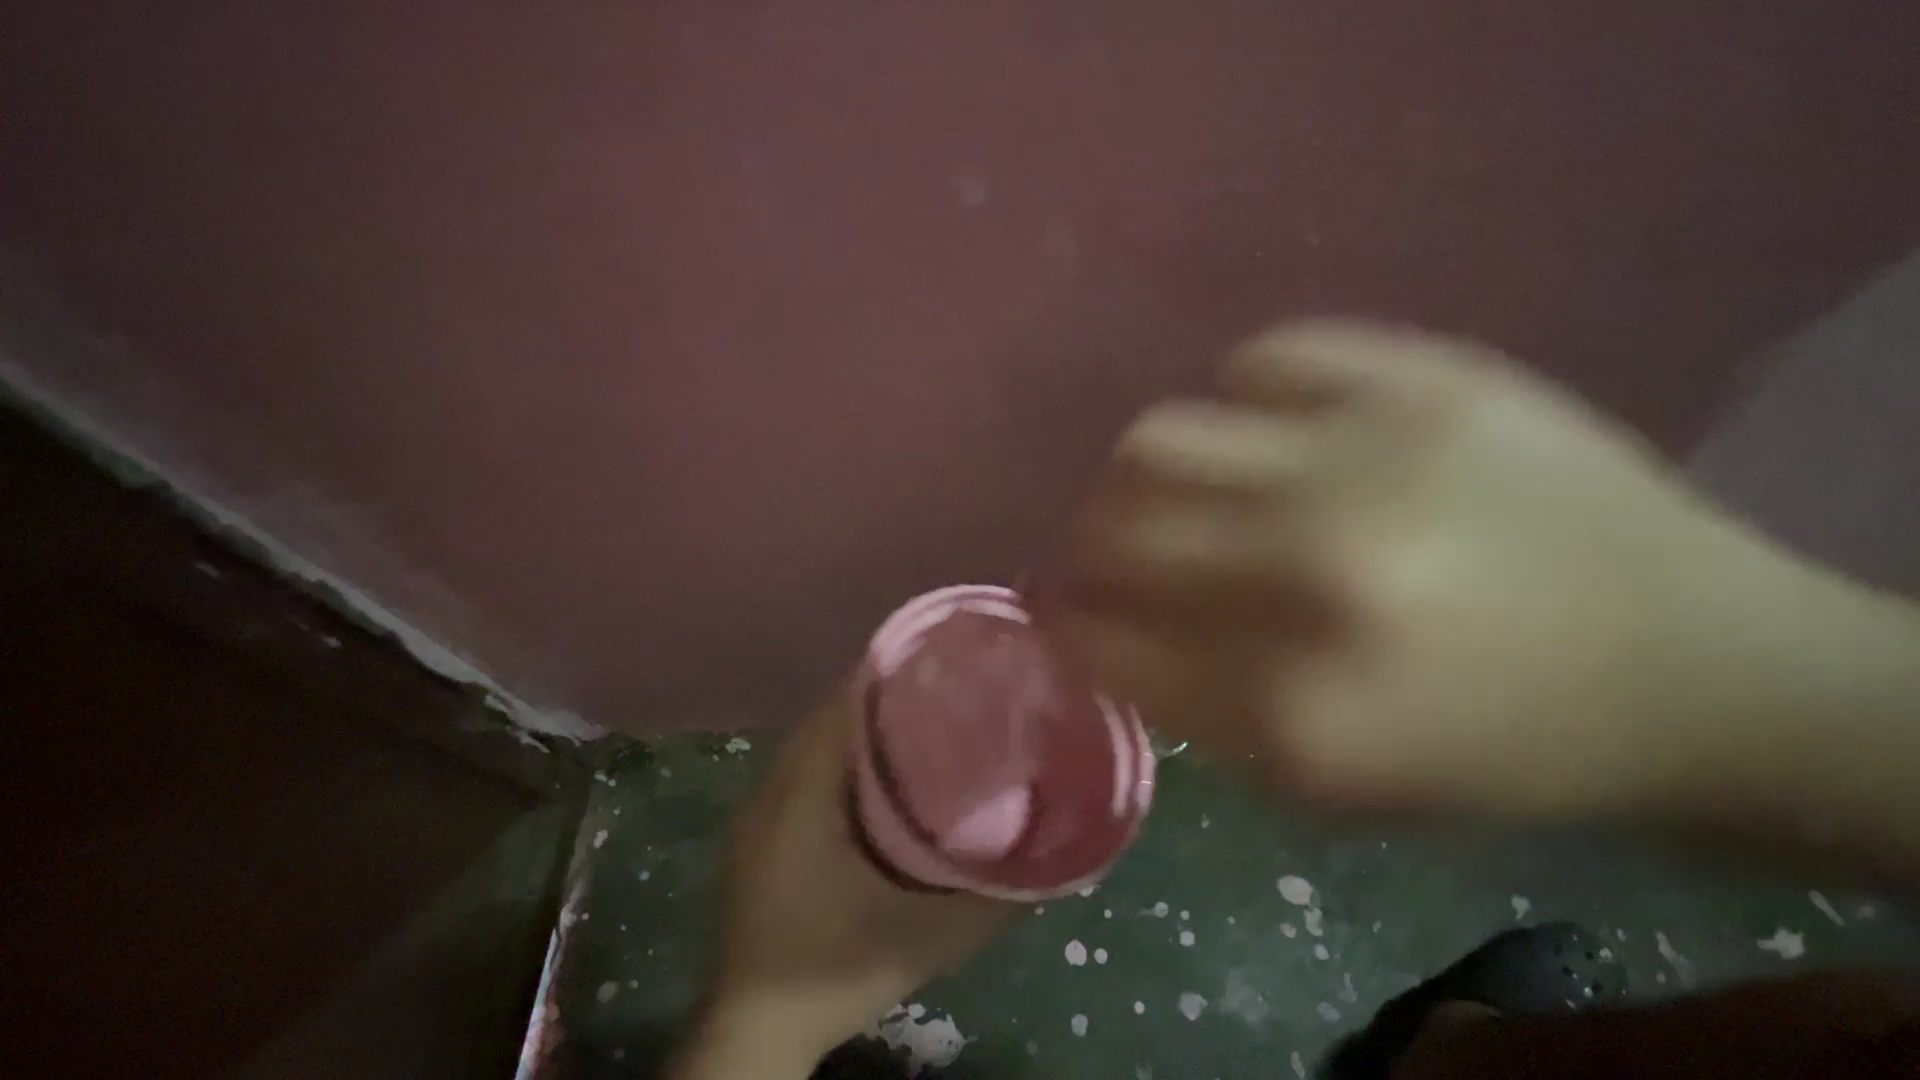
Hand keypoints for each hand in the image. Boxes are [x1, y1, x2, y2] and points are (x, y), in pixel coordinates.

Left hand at [669, 690, 1019, 1078]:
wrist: (754, 1032)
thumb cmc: (835, 971)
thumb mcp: (926, 940)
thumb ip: (992, 901)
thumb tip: (1053, 862)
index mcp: (799, 797)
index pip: (840, 708)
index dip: (889, 679)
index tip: (942, 667)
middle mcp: (769, 792)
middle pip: (828, 720)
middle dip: (883, 703)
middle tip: (946, 698)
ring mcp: (756, 815)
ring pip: (813, 748)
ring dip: (861, 734)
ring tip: (923, 729)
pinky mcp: (757, 837)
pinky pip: (802, 775)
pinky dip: (840, 764)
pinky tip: (880, 782)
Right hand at [1047, 320, 1815, 819]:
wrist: (1690, 661)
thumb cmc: (1492, 747)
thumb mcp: (1326, 786)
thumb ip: (1192, 708)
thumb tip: (1093, 623)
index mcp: (1291, 713)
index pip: (1102, 642)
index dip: (1067, 624)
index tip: (1068, 612)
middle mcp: (1311, 578)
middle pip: (1113, 530)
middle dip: (1088, 550)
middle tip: (1115, 553)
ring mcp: (1366, 459)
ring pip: (1157, 437)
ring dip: (1146, 477)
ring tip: (1188, 491)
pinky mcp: (1424, 376)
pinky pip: (1261, 360)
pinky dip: (1248, 404)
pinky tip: (1281, 439)